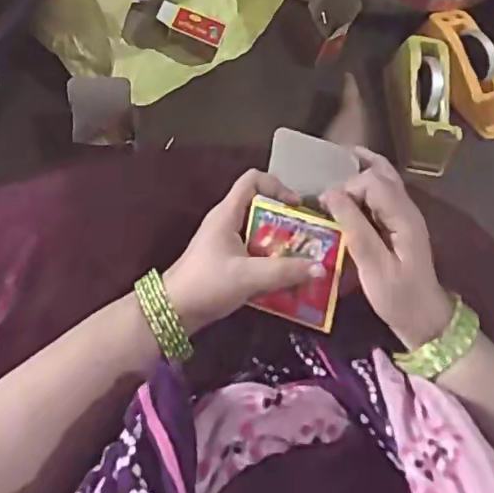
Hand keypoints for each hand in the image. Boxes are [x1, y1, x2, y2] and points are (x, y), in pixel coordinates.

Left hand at [162, 170, 324, 332]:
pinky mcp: (226, 260)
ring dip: (281, 244)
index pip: (253, 179)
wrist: (173, 312)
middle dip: (286, 221)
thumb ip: (285, 272)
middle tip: (307, 239)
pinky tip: (285, 279)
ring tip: (303, 260)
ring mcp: (225, 241)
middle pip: (261, 206)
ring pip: (259, 231)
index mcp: (227, 213)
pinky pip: (254, 251)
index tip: (296, 208)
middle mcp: (226, 221)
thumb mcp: (248, 277)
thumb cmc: (206, 284)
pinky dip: (271, 260)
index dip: (277, 186)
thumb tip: (320, 268)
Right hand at [323, 148, 454, 347]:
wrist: (425, 321)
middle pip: (380, 173)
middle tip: (325, 191)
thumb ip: (355, 228)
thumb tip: (330, 194)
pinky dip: (365, 183)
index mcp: (403, 217)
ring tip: (335, 166)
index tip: (325, 206)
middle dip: (351, 176)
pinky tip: (348, 185)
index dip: (347, 187)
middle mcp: (407, 208)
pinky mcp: (399, 222)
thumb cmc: (399, 298)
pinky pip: (382, 192)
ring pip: (384, 177)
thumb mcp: (374, 267)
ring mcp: (405, 214)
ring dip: (360, 171)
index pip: (373, 182)